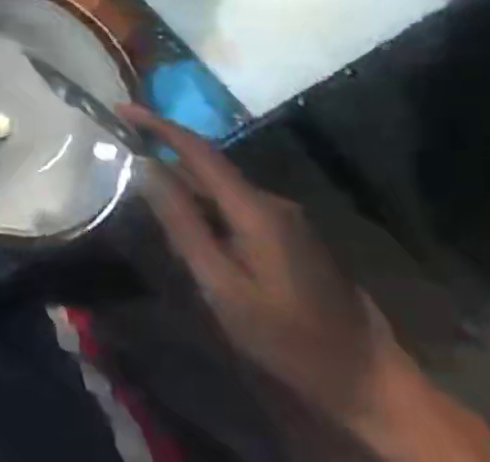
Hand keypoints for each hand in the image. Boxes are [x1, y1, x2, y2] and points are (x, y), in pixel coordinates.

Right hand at [121, 105, 409, 434]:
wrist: (368, 380)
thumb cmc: (286, 335)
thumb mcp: (221, 284)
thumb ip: (182, 224)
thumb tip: (145, 170)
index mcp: (255, 209)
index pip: (198, 151)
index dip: (158, 125)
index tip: (121, 109)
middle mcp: (272, 202)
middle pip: (207, 167)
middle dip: (163, 157)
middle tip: (120, 163)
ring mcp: (286, 219)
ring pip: (220, 189)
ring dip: (183, 187)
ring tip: (146, 199)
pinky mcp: (291, 236)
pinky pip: (235, 207)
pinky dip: (204, 206)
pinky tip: (189, 231)